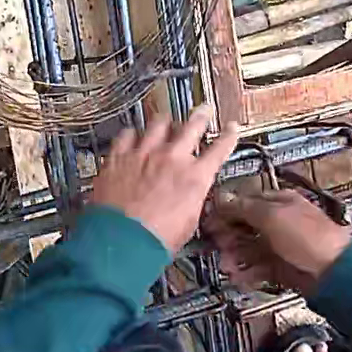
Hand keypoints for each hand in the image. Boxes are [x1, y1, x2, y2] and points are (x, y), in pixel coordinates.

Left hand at [89, 105, 240, 252]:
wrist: (121, 241)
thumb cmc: (155, 240)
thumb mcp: (188, 222)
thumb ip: (192, 199)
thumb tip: (191, 193)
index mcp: (194, 177)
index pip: (219, 149)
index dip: (229, 136)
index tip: (231, 128)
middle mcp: (172, 158)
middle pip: (191, 126)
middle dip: (200, 116)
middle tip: (203, 110)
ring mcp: (144, 153)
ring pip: (158, 123)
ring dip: (165, 121)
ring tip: (166, 118)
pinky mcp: (120, 156)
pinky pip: (127, 134)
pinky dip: (132, 133)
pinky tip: (132, 134)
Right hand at [206, 190, 351, 295]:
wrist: (335, 273)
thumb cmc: (307, 236)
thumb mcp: (272, 215)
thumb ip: (243, 207)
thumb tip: (221, 198)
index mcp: (279, 202)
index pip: (245, 202)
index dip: (225, 211)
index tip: (209, 221)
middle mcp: (278, 222)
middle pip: (244, 226)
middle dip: (228, 236)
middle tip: (217, 245)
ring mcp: (280, 245)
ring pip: (249, 248)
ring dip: (235, 256)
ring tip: (227, 266)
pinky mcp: (281, 267)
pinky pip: (258, 267)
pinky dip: (247, 273)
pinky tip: (240, 278)